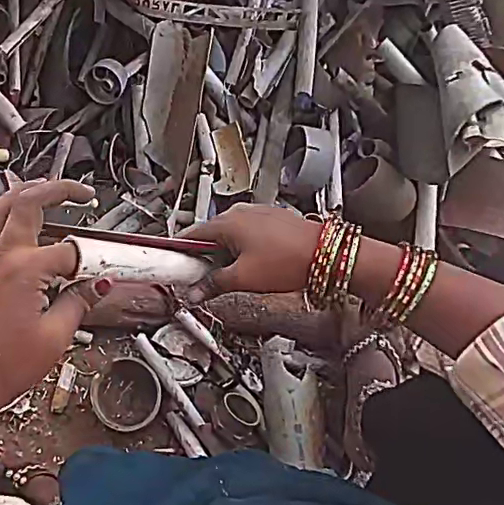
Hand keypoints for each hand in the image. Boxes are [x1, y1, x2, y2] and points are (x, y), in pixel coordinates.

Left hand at [0, 179, 97, 412]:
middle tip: (81, 192)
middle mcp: (3, 260)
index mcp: (24, 270)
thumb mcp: (56, 334)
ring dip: (23, 194)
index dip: (92, 261)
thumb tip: (99, 284)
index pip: (69, 251)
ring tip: (44, 186)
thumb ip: (79, 301)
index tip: (106, 273)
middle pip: (28, 205)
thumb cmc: (5, 365)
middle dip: (58, 190)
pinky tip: (4, 221)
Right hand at [178, 204, 322, 298]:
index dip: (180, 253)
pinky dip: (244, 248)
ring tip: (236, 274)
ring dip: (226, 253)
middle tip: (205, 279)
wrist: (326, 255)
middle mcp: (241, 211)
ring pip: (230, 235)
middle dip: (205, 257)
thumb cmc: (289, 260)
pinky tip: (254, 265)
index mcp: (227, 222)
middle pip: (210, 235)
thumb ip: (213, 284)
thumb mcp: (243, 278)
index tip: (176, 268)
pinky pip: (248, 233)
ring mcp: (258, 213)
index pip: (190, 235)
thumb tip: (195, 292)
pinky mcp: (273, 220)